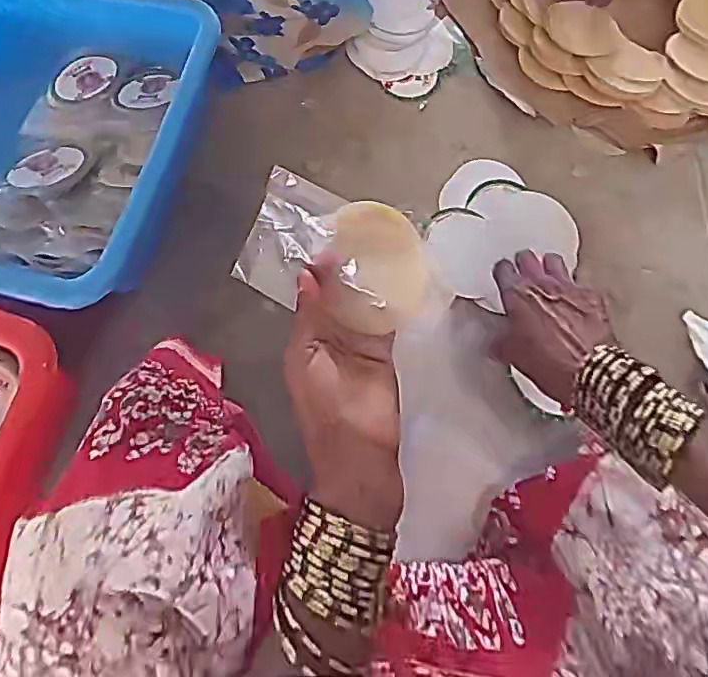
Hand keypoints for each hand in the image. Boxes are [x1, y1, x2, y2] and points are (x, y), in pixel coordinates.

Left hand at [287, 264, 402, 529]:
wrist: (363, 467)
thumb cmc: (330, 415)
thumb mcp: (310, 364)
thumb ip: (311, 320)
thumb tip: (306, 276)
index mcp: (306, 341)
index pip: (313, 295)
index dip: (322, 270)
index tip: (337, 241)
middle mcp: (331, 339)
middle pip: (340, 297)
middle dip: (350, 271)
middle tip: (367, 239)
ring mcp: (359, 348)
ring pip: (363, 307)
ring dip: (371, 284)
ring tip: (385, 251)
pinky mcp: (384, 356)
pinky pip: (385, 323)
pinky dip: (391, 304)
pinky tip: (401, 282)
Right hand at [493, 251, 614, 406]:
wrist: (589, 373)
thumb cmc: (552, 364)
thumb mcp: (513, 355)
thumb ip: (501, 340)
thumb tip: (498, 343)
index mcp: (517, 296)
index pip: (503, 269)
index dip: (502, 273)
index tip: (503, 276)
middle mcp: (542, 285)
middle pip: (528, 258)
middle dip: (524, 264)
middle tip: (523, 273)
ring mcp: (569, 288)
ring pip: (554, 261)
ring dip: (549, 268)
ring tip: (548, 277)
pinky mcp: (592, 296)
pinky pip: (580, 284)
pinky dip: (575, 289)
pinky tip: (574, 299)